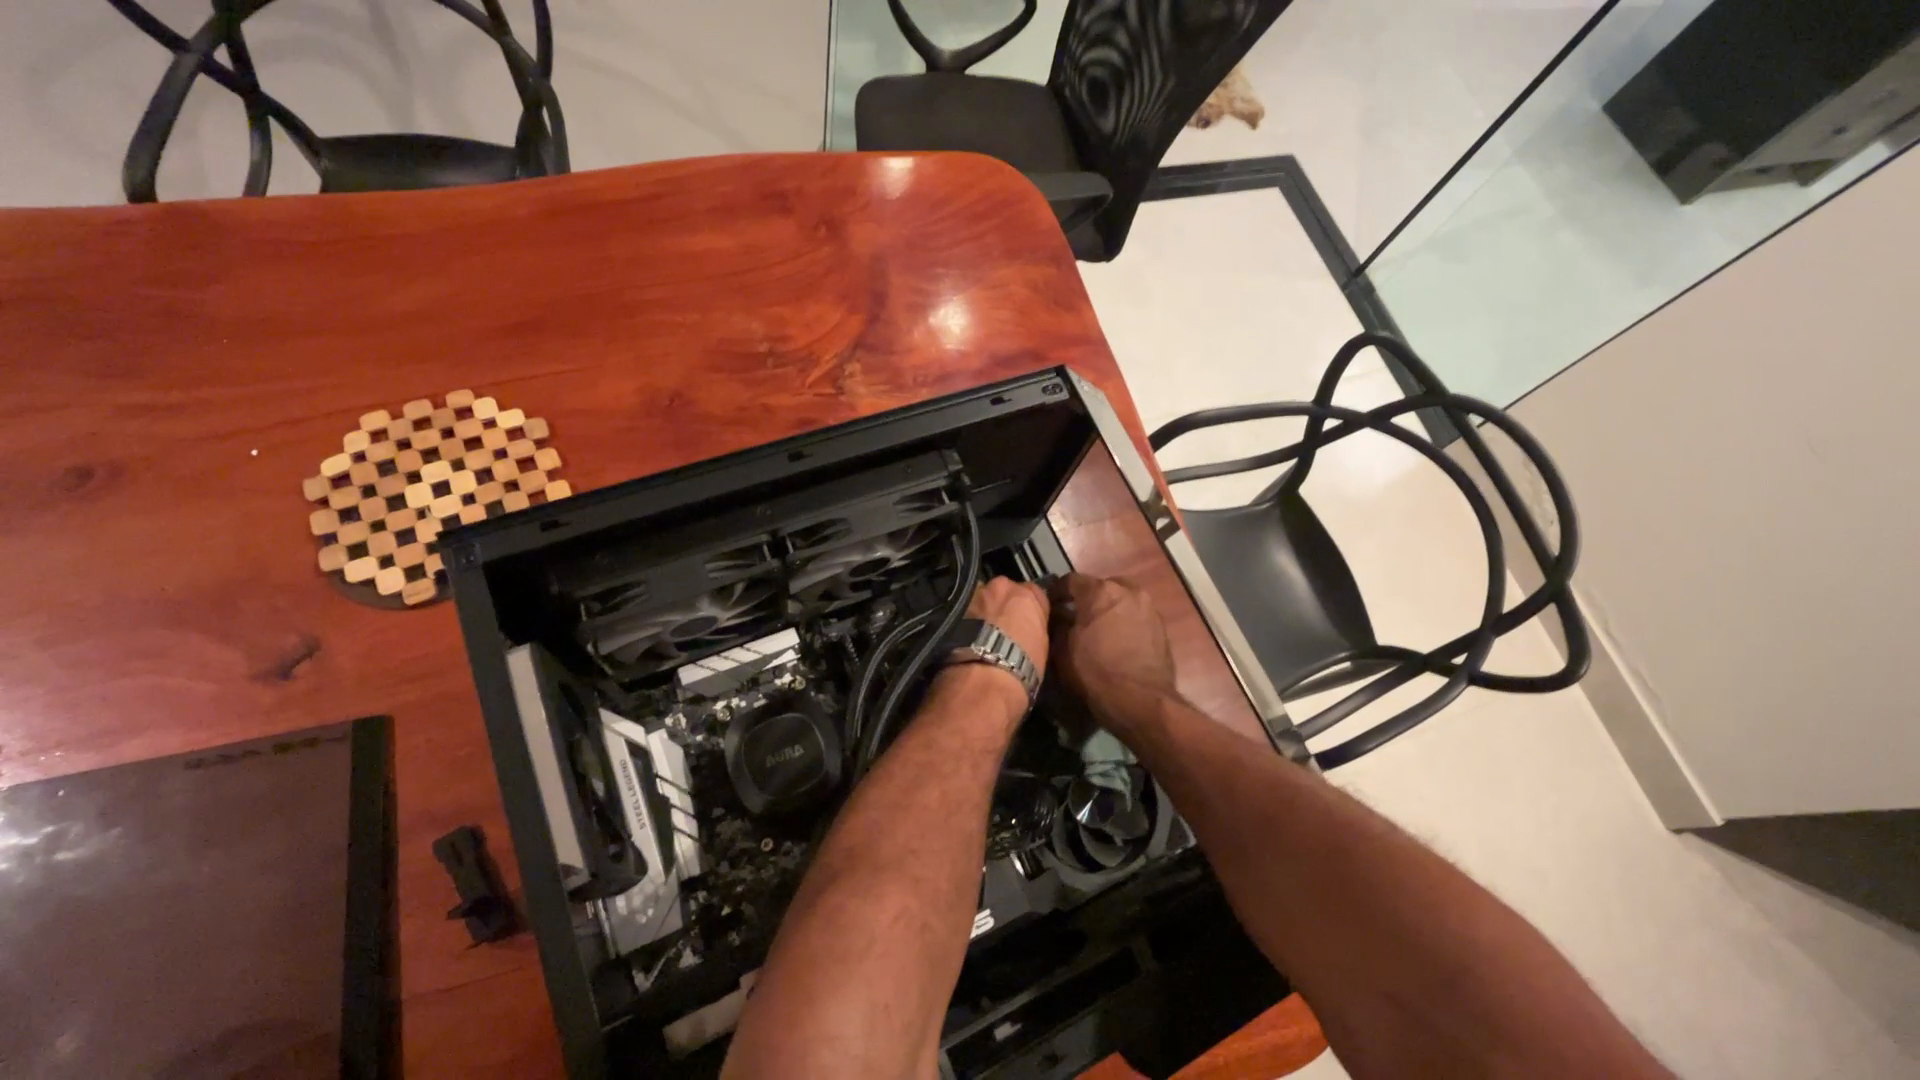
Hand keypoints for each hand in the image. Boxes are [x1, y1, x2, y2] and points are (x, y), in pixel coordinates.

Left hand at [966, 576, 1050, 675]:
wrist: (986, 670)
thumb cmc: (1022, 661)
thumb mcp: (1041, 645)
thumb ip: (1034, 627)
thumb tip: (1027, 630)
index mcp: (1030, 594)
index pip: (1034, 594)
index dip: (1029, 610)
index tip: (1026, 622)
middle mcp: (1004, 586)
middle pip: (1005, 591)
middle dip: (1004, 605)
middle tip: (1002, 627)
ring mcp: (977, 593)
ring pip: (982, 598)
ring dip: (983, 610)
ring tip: (981, 632)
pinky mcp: (955, 606)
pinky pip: (964, 610)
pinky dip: (966, 619)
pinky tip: (966, 636)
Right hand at [1048, 574, 1177, 724]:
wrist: (1141, 701)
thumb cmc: (1096, 673)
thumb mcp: (1063, 651)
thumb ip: (1057, 626)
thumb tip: (1057, 617)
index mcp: (1100, 591)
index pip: (1071, 580)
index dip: (1056, 593)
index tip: (1049, 606)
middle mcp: (1128, 591)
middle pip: (1101, 588)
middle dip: (1087, 600)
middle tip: (1075, 619)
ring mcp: (1149, 608)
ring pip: (1122, 601)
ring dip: (1109, 611)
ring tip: (1098, 632)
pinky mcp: (1162, 627)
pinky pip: (1137, 617)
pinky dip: (1125, 623)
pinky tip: (1117, 643)